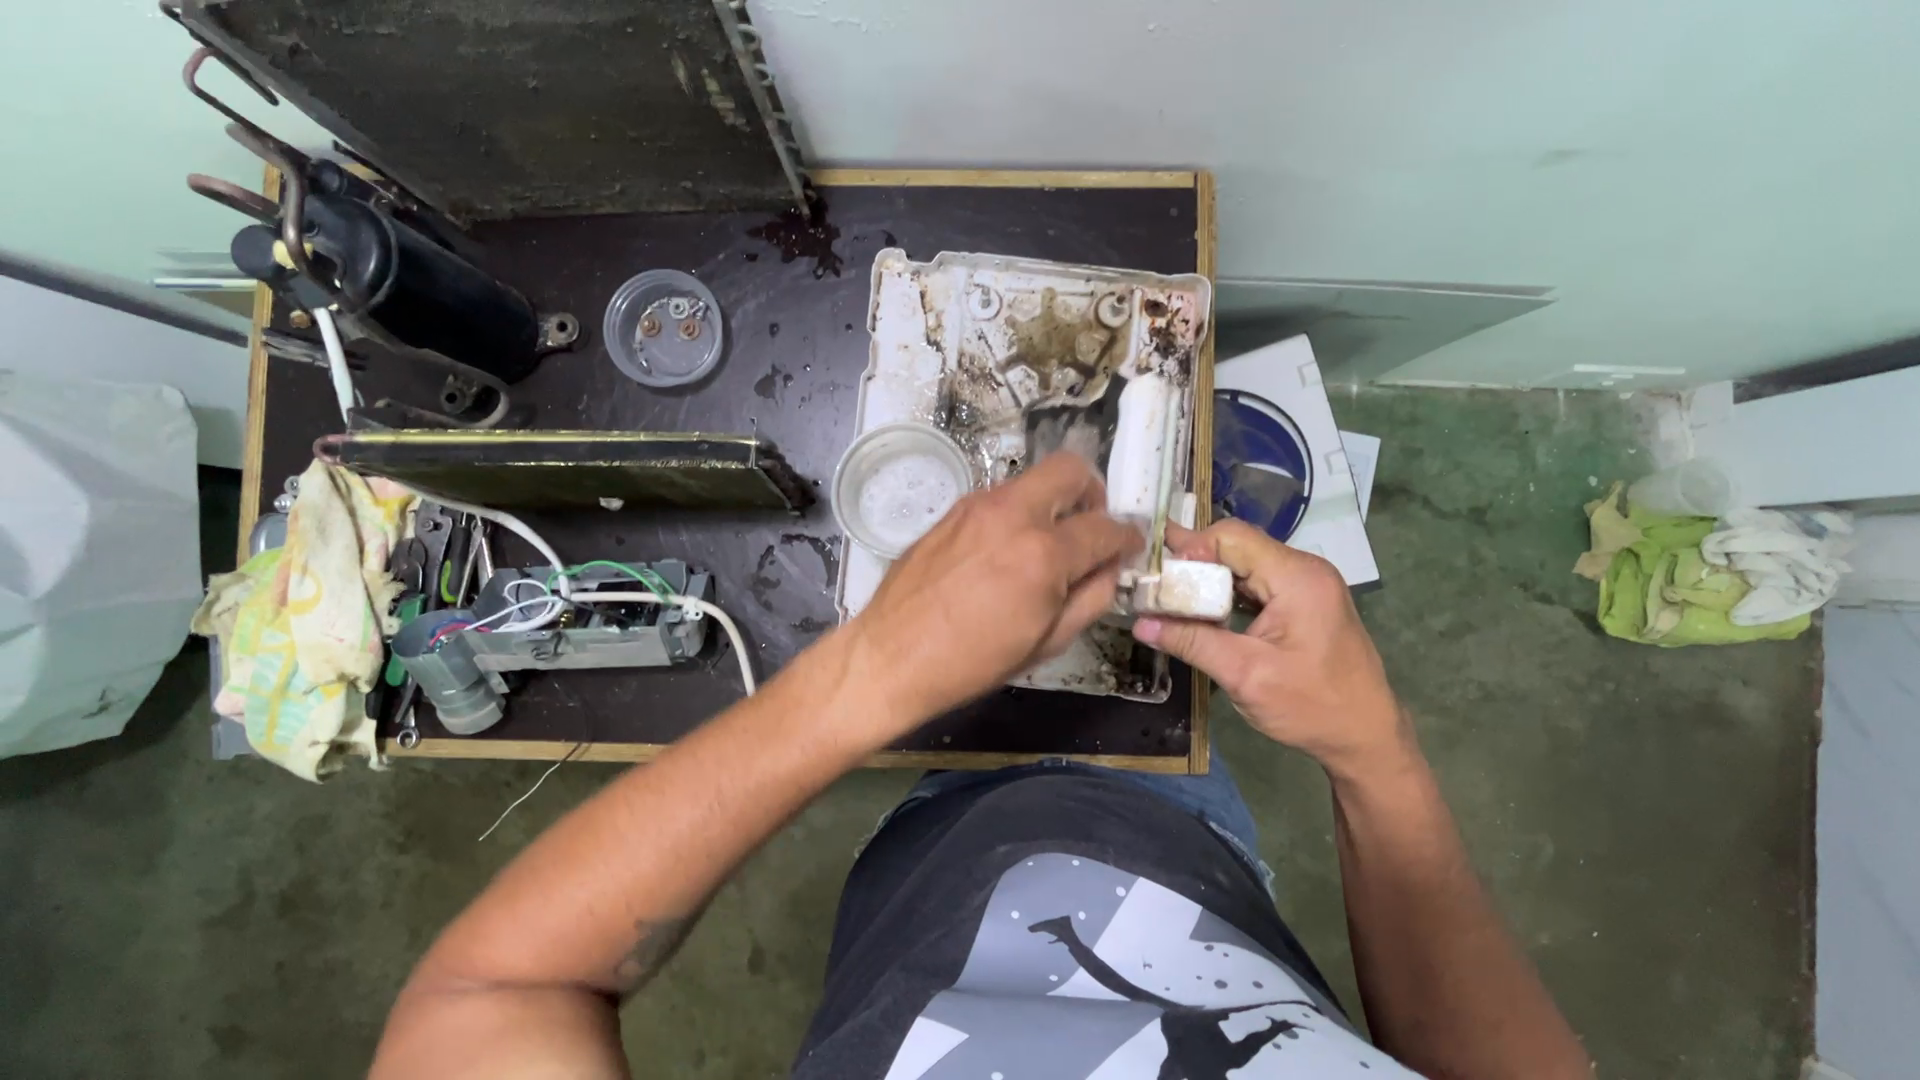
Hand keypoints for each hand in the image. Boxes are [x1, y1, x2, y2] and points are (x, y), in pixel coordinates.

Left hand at [849, 454, 1142, 726]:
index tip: (1129, 547)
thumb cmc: (972, 663)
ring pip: (1032, 481)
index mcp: (1043, 553)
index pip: (1105, 528)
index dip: (1127, 538)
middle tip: (1090, 528)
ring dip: (1051, 504)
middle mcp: (1012, 515)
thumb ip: (1091, 598)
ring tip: (1046, 546)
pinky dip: (1018, 514)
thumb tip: (1109, 568)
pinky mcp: (952, 511)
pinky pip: (1000, 498)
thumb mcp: (1047, 642)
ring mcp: (977, 506)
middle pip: (1070, 470)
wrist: (891, 657)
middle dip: (1092, 494)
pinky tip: (1007, 553)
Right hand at [1133, 519, 1414, 782]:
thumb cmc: (1311, 706)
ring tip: (1165, 595)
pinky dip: (1225, 592)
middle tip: (1150, 583)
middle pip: (1235, 546)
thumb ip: (1191, 642)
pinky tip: (1199, 609)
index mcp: (1297, 577)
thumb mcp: (1245, 675)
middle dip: (1192, 564)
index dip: (1189, 551)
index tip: (1157, 579)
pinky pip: (1256, 582)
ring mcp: (1305, 584)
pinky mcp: (1302, 601)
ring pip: (1243, 563)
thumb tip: (1140, 624)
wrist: (1366, 736)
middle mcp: (1303, 569)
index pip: (1230, 537)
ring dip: (1207, 579)